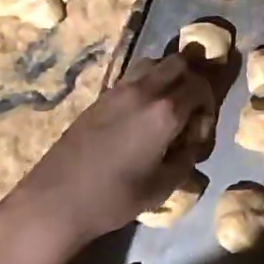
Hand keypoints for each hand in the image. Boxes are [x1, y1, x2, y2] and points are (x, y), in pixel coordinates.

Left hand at [0, 53, 212, 262]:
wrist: (55, 201)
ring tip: (165, 110)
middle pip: (179, 62)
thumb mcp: (164, 186)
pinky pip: (133, 77)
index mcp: (165, 111)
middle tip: (189, 112)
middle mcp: (144, 90)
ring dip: (167, 78)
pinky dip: (146, 85)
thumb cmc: (114, 198)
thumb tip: (190, 144)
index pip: (200, 86)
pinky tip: (139, 118)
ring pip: (154, 63)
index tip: (198, 133)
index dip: (208, 106)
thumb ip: (187, 158)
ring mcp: (118, 90)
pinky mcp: (100, 97)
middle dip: (191, 81)